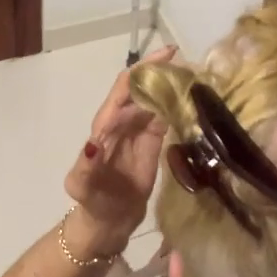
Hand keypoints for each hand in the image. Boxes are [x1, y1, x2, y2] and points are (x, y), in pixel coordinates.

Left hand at [63, 45, 176, 246]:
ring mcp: (139, 129)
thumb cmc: (92, 201)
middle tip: (185, 60)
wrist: (109, 221)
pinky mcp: (155, 140)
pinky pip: (166, 116)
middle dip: (160, 70)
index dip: (141, 70)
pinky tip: (193, 97)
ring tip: (194, 73)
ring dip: (171, 84)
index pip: (123, 88)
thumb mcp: (82, 186)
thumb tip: (92, 144)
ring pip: (156, 98)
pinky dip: (178, 104)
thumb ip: (85, 167)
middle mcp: (123, 120)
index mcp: (105, 124)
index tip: (164, 55)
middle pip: (142, 87)